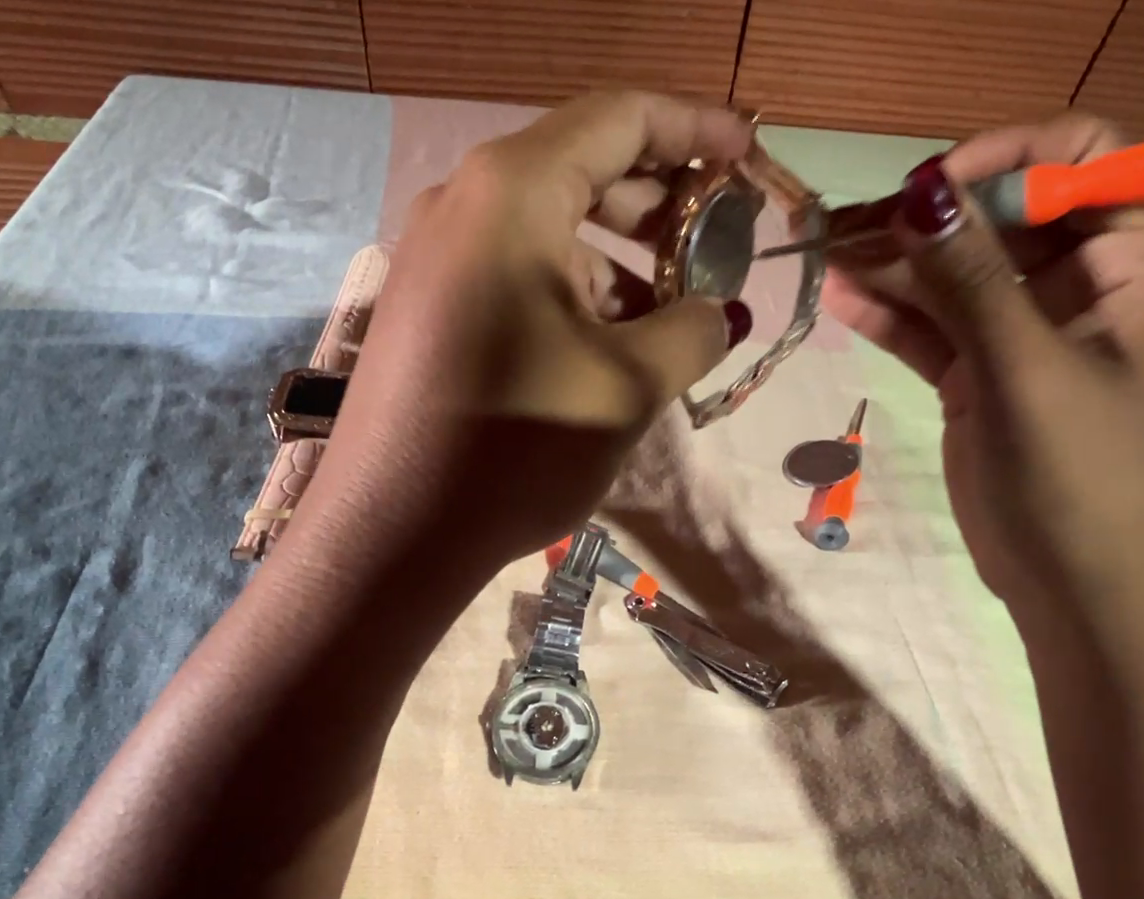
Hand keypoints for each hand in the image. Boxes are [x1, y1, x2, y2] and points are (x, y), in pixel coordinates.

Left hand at [304, 93, 753, 569]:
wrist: (393, 535)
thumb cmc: (516, 446)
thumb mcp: (629, 386)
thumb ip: (693, 330)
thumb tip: (717, 313)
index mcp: (514, 192)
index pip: (621, 118)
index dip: (697, 128)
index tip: (749, 157)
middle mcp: (466, 204)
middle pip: (585, 169)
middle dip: (663, 204)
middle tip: (719, 247)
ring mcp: (438, 257)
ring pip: (552, 230)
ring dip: (622, 261)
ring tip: (676, 315)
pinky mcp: (430, 308)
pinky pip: (518, 273)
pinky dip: (575, 294)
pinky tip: (612, 346)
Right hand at [821, 115, 1143, 615]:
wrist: (1087, 596)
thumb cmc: (1085, 480)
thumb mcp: (1028, 372)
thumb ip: (972, 280)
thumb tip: (920, 190)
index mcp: (1133, 263)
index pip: (1082, 160)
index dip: (1006, 159)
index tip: (929, 188)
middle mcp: (1083, 286)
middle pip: (1001, 218)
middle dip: (927, 217)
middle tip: (843, 226)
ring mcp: (1027, 336)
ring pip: (957, 276)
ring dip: (895, 265)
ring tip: (822, 255)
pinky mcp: (984, 380)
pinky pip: (935, 330)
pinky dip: (891, 316)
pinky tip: (839, 299)